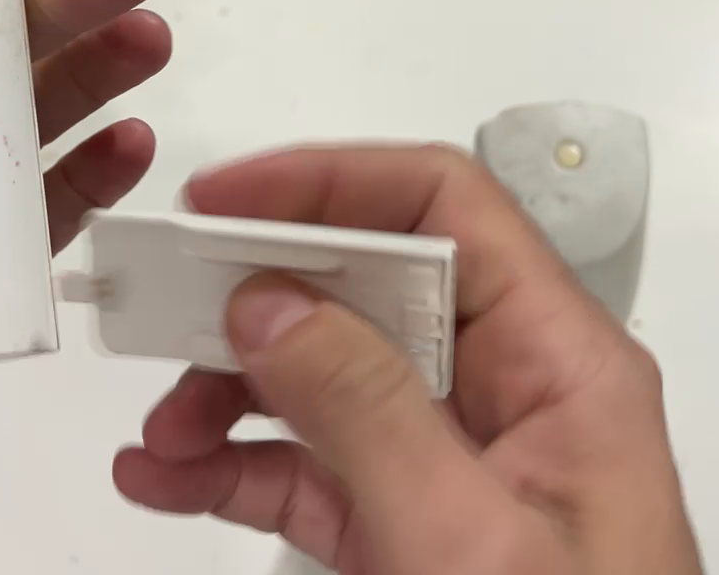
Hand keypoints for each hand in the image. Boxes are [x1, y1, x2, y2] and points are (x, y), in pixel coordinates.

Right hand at [113, 146, 702, 574]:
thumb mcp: (465, 545)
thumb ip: (367, 410)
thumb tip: (261, 298)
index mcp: (556, 354)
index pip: (443, 204)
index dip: (331, 179)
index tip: (218, 197)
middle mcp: (502, 379)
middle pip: (368, 280)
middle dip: (260, 288)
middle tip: (168, 299)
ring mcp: (447, 447)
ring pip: (327, 365)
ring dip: (233, 385)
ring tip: (163, 430)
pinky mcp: (403, 512)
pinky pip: (311, 455)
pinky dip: (236, 459)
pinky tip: (164, 476)